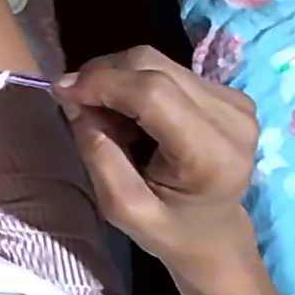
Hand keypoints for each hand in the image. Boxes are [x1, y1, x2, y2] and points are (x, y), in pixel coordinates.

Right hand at [55, 46, 261, 273]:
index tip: (60, 91)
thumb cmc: (168, 229)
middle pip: (152, 66)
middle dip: (102, 76)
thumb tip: (73, 98)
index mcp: (211, 155)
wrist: (214, 233)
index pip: (152, 93)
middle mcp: (231, 118)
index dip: (101, 83)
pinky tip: (127, 110)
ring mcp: (233, 100)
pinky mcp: (226, 92)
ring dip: (115, 78)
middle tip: (76, 102)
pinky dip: (132, 81)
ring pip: (155, 61)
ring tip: (103, 111)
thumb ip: (98, 153)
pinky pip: (165, 68)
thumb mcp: (122, 207)